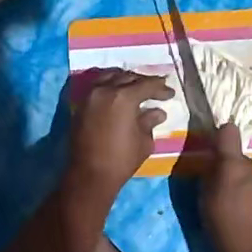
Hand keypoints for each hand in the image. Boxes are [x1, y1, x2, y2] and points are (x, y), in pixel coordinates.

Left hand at [65, 69, 172, 205]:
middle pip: (128, 77)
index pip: (146, 84)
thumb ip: (149, 122)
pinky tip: (117, 93)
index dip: (160, 88)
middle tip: (155, 90)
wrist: (90, 175)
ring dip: (125, 79)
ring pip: (110, 77)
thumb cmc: (121, 160)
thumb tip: (157, 112)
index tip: (170, 94)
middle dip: (143, 82)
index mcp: (124, 97)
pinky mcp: (80, 105)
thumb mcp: (143, 141)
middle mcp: (105, 90)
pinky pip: (97, 86)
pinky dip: (109, 86)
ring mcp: (90, 96)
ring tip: (135, 88)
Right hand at [201, 123, 251, 251]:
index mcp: (234, 164)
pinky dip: (251, 194)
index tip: (212, 149)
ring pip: (249, 173)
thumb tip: (212, 165)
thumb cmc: (226, 227)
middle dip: (228, 169)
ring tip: (233, 208)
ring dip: (240, 183)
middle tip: (217, 192)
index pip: (229, 131)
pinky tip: (247, 214)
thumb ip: (208, 177)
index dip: (220, 135)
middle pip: (237, 158)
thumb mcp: (205, 202)